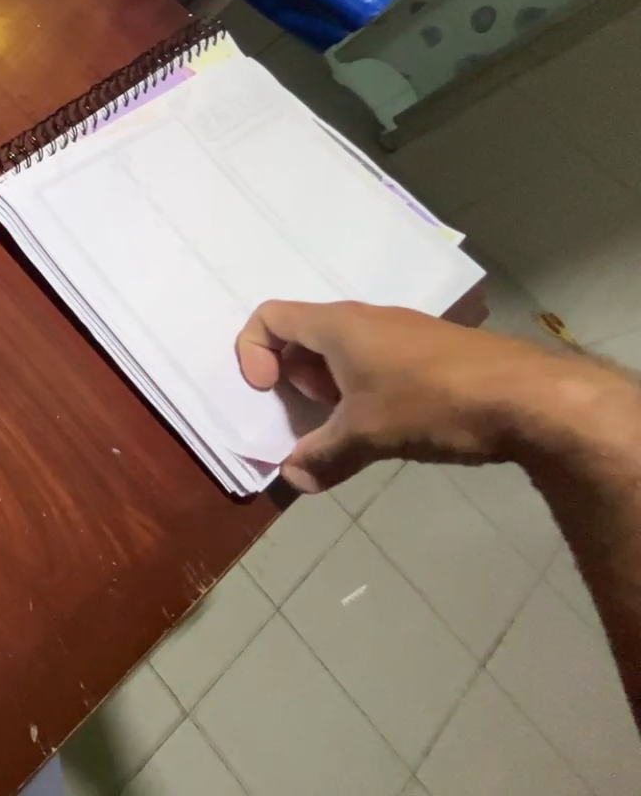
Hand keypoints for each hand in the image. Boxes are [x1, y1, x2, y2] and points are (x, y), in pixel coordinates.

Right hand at [235, 300, 592, 492]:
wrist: (546, 403)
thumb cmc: (433, 404)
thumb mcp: (367, 436)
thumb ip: (322, 455)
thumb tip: (293, 481)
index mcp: (336, 325)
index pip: (268, 317)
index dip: (252, 351)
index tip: (267, 388)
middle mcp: (367, 317)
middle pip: (304, 333)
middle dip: (296, 373)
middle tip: (316, 407)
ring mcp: (408, 329)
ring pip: (345, 346)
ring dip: (334, 380)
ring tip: (358, 418)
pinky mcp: (441, 347)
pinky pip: (382, 354)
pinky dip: (371, 382)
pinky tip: (401, 418)